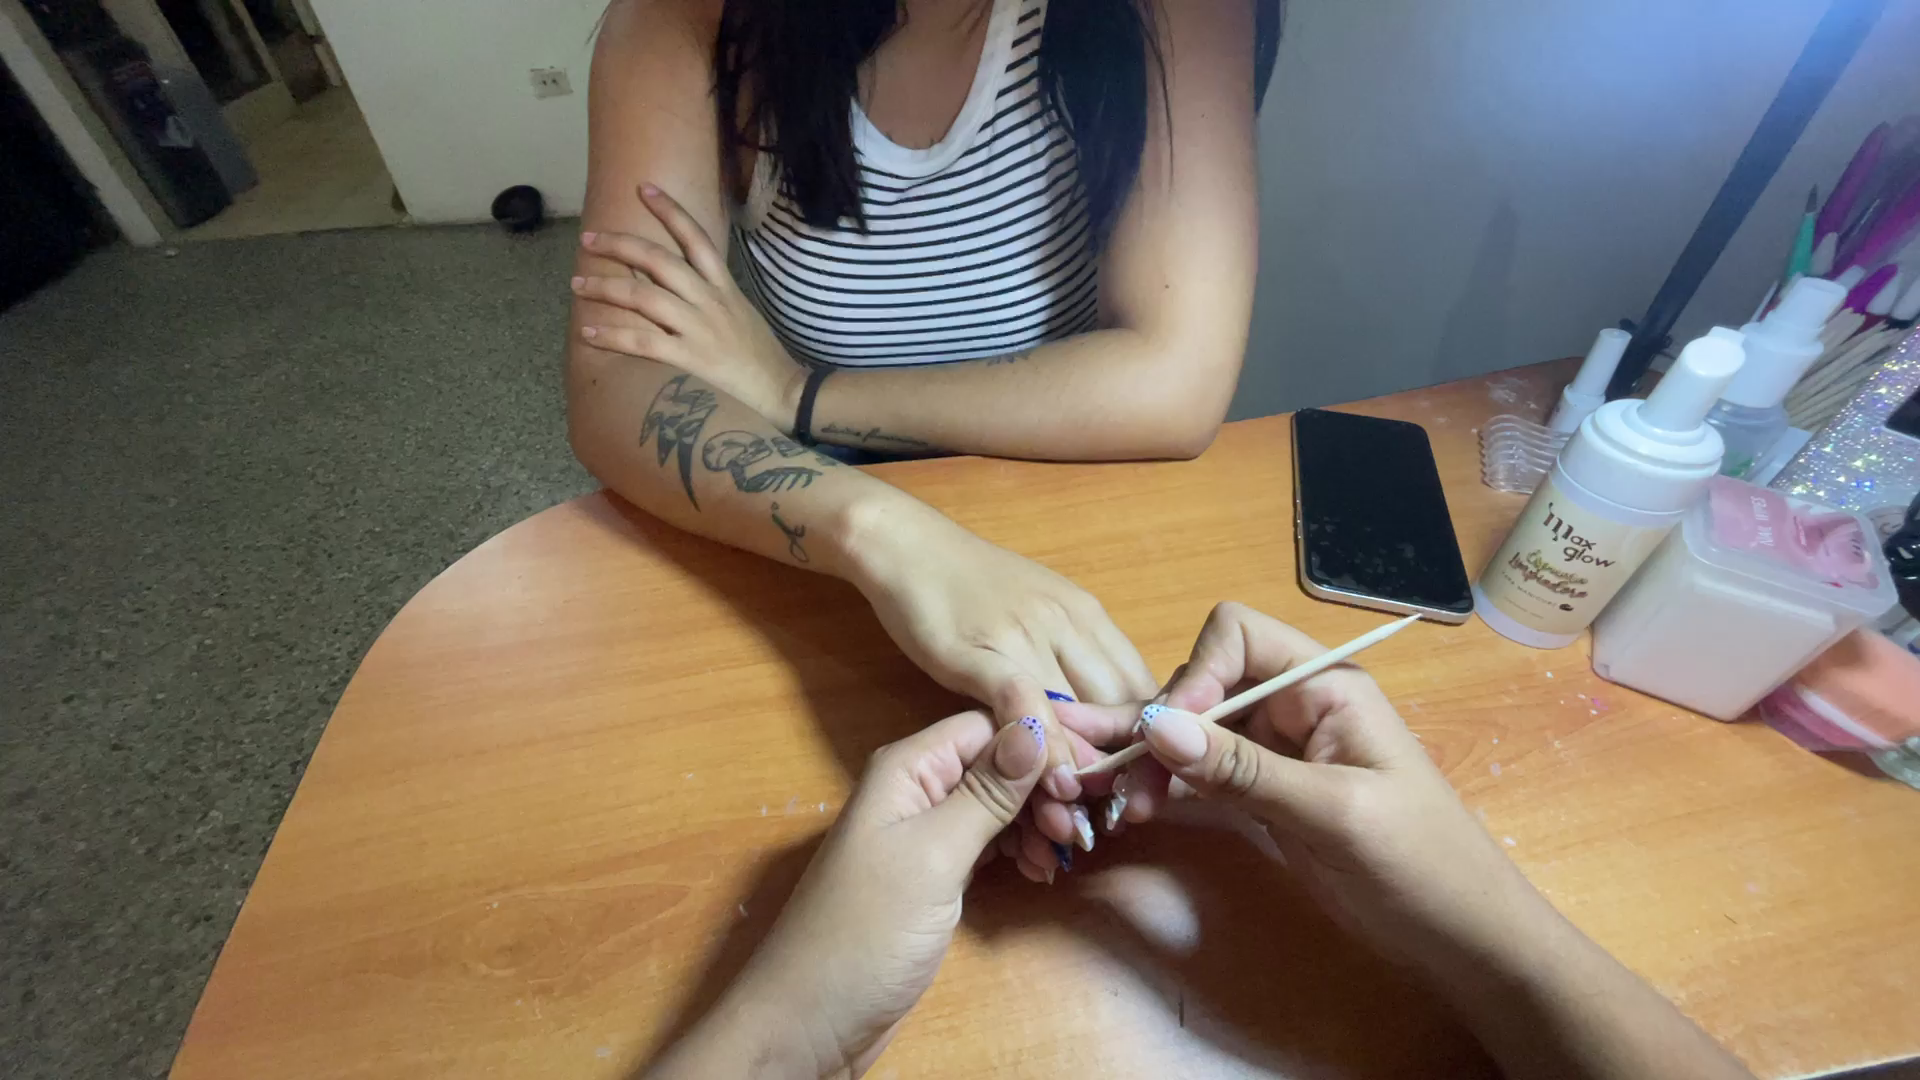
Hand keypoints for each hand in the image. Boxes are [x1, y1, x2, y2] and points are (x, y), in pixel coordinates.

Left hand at [573, 184, 808, 426]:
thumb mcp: (742, 315)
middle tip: (588, 239)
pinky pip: (643, 342)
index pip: (697, 239)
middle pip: (659, 261)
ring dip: (605, 288)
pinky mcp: (692, 359)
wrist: (784, 391)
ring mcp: (700, 330)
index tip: (643, 188)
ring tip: (577, 284)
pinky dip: (612, 336)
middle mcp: (710, 302)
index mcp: (725, 289)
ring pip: (643, 297)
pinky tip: (588, 332)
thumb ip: (713, 297)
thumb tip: (678, 285)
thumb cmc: (763, 357)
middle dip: (619, 245)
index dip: (670, 211)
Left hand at [652, 705, 1050, 1077]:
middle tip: (1073, 827)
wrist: (812, 1021)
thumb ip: (986, 792)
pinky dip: (1017, 848)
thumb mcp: (934, 856)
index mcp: (909, 766)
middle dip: (1039, 787)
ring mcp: (926, 829)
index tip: (1080, 779)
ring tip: (1058, 853)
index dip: (1036, 742)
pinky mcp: (936, 869)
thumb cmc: (866, 930)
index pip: (986, 725)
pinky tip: (1038, 870)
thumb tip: (1032, 726)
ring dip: (1033, 820)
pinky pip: (987, 839)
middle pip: (995, 762)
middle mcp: (918, 786)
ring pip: (996, 802)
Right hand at [846, 498, 1157, 881]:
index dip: (1149, 740)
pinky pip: (1026, 703)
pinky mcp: (981, 651)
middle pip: (1123, 703)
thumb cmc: (969, 581)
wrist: (908, 545)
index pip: (1142, 685)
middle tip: (1123, 813)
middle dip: (1129, 763)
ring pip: (1082, 711)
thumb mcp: (1033, 615)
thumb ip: (1065, 658)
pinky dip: (1045, 746)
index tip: (1144, 783)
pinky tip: (1049, 781)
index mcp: (1087, 616)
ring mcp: (1027, 636)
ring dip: (1091, 768)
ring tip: (1092, 817)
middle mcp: (1069, 624)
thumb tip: (1092, 714)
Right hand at [1054, 603, 1546, 972]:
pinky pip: (1196, 771)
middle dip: (1155, 723)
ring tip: (1109, 793)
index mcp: (1321, 684)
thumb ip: (1243, 768)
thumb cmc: (1424, 868)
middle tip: (1109, 770)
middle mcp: (1287, 703)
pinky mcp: (1255, 788)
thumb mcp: (1334, 813)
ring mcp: (1269, 747)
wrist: (1467, 947)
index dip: (1195, 673)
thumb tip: (1154, 725)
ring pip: (1188, 729)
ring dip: (1148, 757)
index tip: (1167, 729)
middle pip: (1200, 684)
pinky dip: (1163, 784)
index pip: (1236, 638)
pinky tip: (1136, 806)